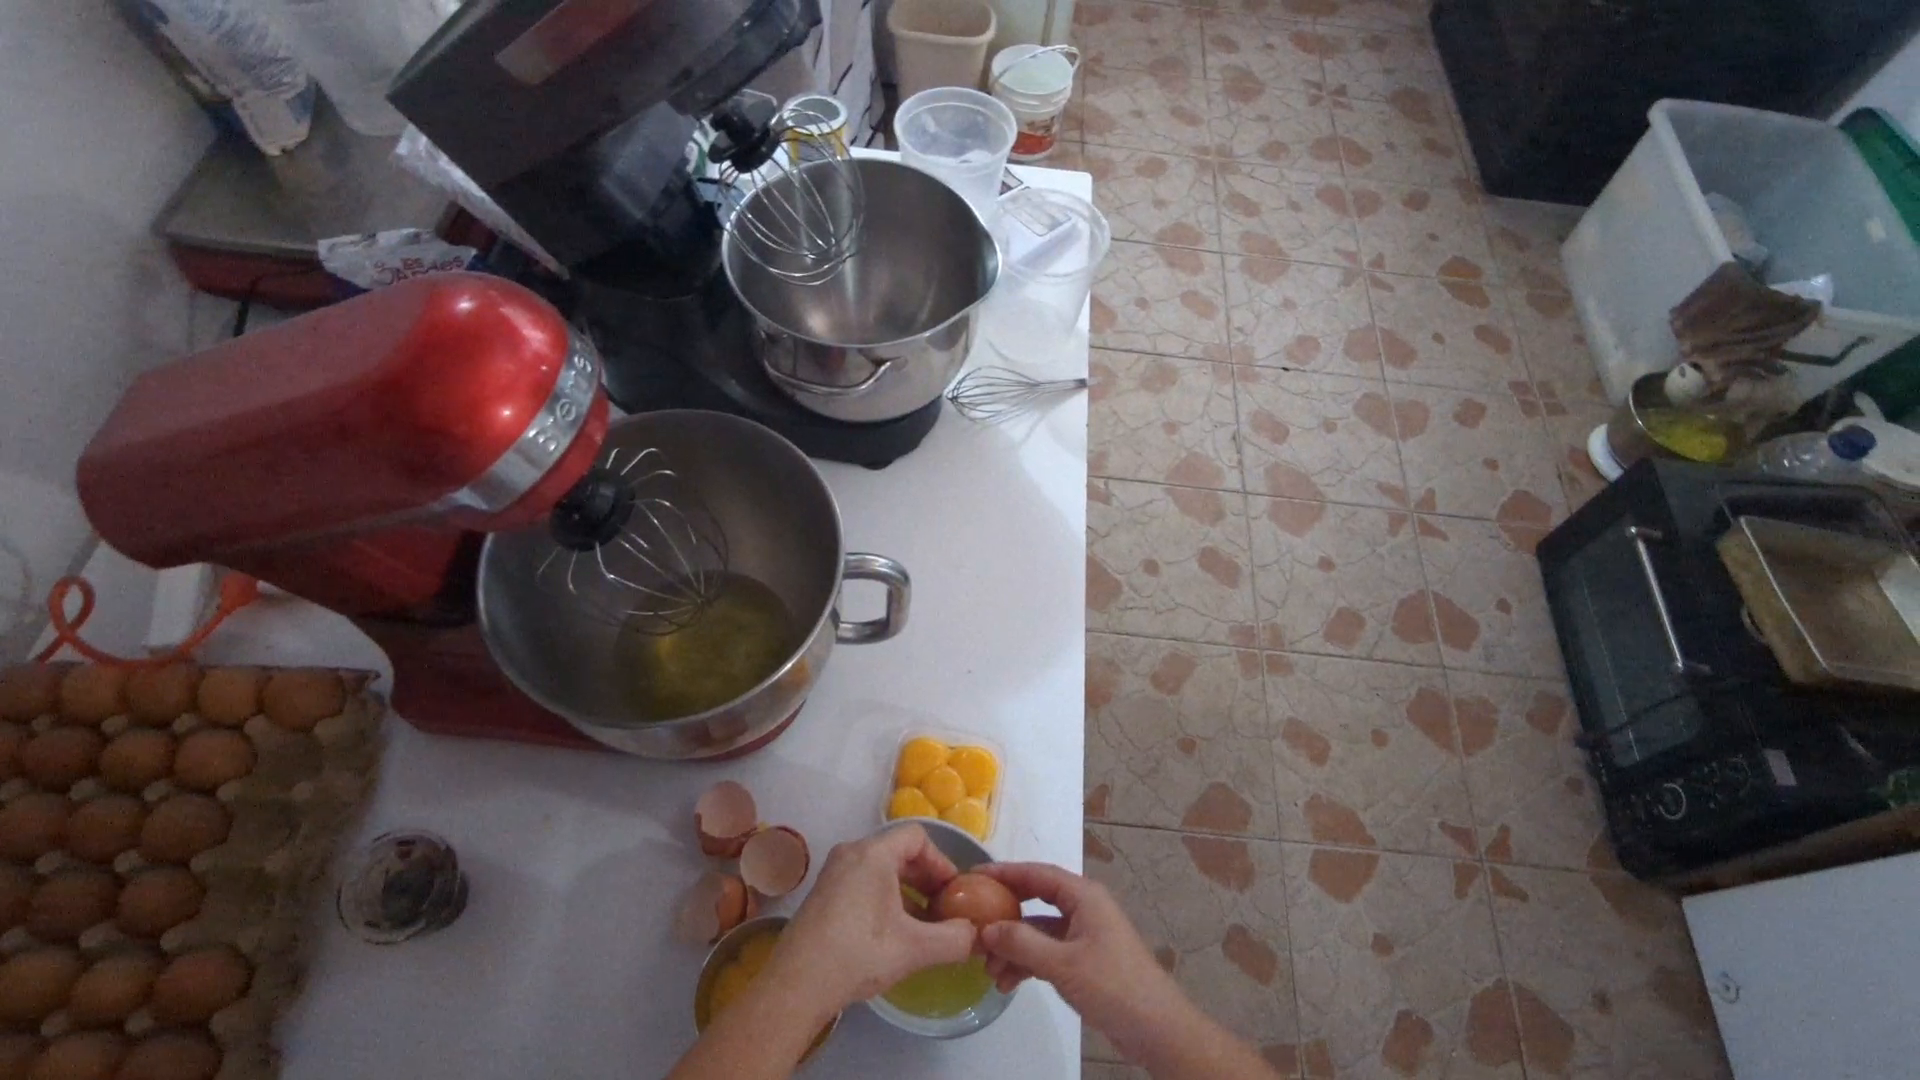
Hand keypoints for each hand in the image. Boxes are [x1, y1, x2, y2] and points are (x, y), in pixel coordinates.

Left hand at [765, 824, 976, 1010]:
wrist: (796, 986)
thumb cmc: (858, 954)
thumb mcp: (914, 948)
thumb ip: (954, 939)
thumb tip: (978, 936)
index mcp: (872, 854)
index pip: (917, 837)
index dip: (941, 861)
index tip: (953, 892)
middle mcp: (850, 854)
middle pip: (899, 852)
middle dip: (926, 879)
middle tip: (943, 909)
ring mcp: (833, 874)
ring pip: (881, 870)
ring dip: (907, 892)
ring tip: (923, 925)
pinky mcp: (823, 895)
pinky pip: (863, 883)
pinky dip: (885, 899)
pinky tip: (893, 934)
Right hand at [976, 863, 1188, 1042]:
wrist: (1156, 1029)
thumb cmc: (1113, 985)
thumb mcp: (1062, 964)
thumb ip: (1021, 943)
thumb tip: (985, 929)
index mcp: (1084, 896)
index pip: (1037, 873)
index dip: (1005, 873)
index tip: (974, 876)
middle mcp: (1083, 908)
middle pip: (1036, 899)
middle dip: (1006, 913)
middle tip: (974, 919)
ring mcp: (1084, 934)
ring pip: (1039, 930)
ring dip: (1014, 946)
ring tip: (988, 970)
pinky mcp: (1084, 960)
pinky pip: (1047, 951)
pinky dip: (1027, 963)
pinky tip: (1007, 983)